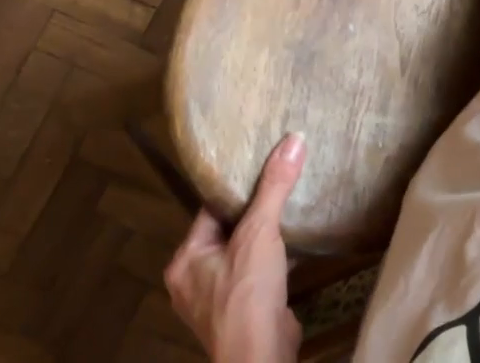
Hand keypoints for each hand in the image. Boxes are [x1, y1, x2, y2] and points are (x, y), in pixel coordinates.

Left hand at [165, 132, 307, 362]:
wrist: (259, 357)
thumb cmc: (247, 293)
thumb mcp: (260, 232)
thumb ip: (274, 187)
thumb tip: (294, 138)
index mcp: (185, 261)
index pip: (210, 211)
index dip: (236, 189)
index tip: (262, 165)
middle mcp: (192, 281)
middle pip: (225, 232)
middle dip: (253, 212)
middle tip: (282, 181)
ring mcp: (214, 300)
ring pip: (239, 254)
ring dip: (262, 237)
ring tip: (290, 209)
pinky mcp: (238, 312)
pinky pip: (251, 274)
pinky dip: (269, 259)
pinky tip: (291, 246)